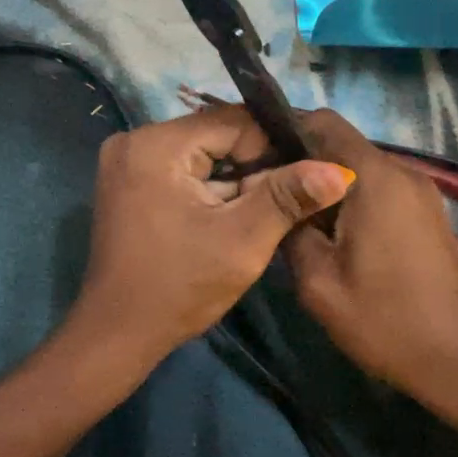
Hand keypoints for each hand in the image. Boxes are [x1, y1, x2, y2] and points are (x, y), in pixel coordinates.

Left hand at [71, 104, 354, 361]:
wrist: (117, 335)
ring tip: (269, 206)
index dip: (274, 147)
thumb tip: (340, 169)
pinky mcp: (129, 183)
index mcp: (156, 144)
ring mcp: (127, 162)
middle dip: (255, 163)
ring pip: (202, 154)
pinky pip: (182, 170)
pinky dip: (210, 188)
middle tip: (292, 194)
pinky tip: (234, 213)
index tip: (306, 175)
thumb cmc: (179, 287)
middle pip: (216, 135)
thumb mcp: (243, 240)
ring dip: (235, 178)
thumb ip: (288, 196)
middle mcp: (135, 140)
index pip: (234, 121)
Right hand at [284, 111, 457, 426]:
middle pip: (340, 145)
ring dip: (325, 186)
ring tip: (293, 219)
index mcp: (374, 177)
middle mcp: (401, 171)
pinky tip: (330, 235)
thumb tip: (278, 203)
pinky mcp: (426, 213)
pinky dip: (350, 201)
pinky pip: (378, 189)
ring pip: (358, 169)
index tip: (254, 157)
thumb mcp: (319, 283)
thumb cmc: (387, 321)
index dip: (283, 130)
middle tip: (266, 195)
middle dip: (301, 163)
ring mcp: (419, 191)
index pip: (322, 122)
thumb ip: (291, 231)